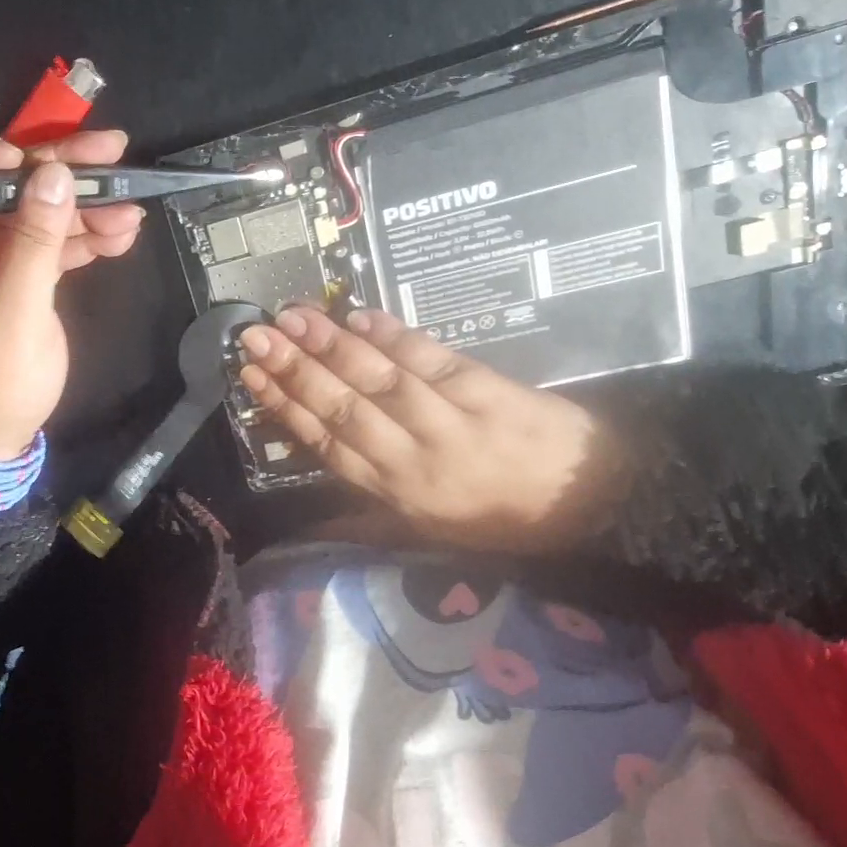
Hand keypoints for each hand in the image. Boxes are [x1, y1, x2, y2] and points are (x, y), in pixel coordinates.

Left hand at [0, 130, 141, 458]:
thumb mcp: (14, 315)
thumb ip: (34, 244)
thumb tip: (54, 174)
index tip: (25, 161)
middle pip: (6, 190)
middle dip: (56, 169)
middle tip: (112, 152)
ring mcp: (0, 268)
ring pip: (39, 217)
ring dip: (84, 207)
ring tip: (133, 206)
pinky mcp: (27, 287)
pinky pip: (56, 250)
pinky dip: (86, 240)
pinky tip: (122, 234)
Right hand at [236, 307, 622, 551]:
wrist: (596, 502)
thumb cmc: (506, 520)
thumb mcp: (434, 532)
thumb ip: (374, 512)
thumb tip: (316, 512)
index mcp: (399, 493)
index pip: (328, 445)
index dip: (285, 408)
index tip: (250, 378)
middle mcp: (416, 459)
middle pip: (344, 407)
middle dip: (294, 370)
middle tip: (255, 336)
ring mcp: (452, 422)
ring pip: (380, 380)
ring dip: (332, 346)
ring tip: (293, 317)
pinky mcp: (488, 391)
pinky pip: (431, 360)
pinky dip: (393, 336)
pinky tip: (360, 315)